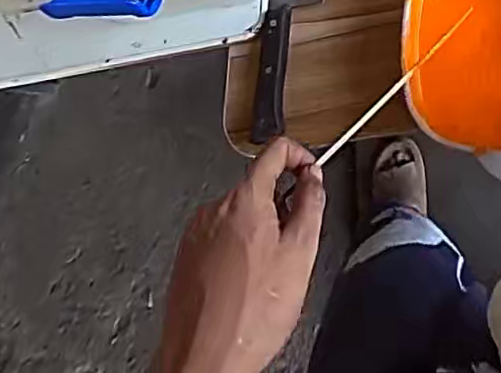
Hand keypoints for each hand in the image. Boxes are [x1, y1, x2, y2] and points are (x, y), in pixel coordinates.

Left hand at [152, 138, 324, 372]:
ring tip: (264, 272)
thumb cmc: (248, 318)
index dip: (299, 155)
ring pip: (240, 212)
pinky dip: (236, 247)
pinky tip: (243, 282)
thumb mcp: (300, 254)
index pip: (276, 149)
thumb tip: (313, 178)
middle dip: (280, 204)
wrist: (201, 364)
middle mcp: (216, 208)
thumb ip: (312, 204)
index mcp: (246, 200)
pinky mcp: (187, 254)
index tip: (308, 170)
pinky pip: (220, 234)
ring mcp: (198, 231)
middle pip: (258, 184)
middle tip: (291, 241)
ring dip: (258, 229)